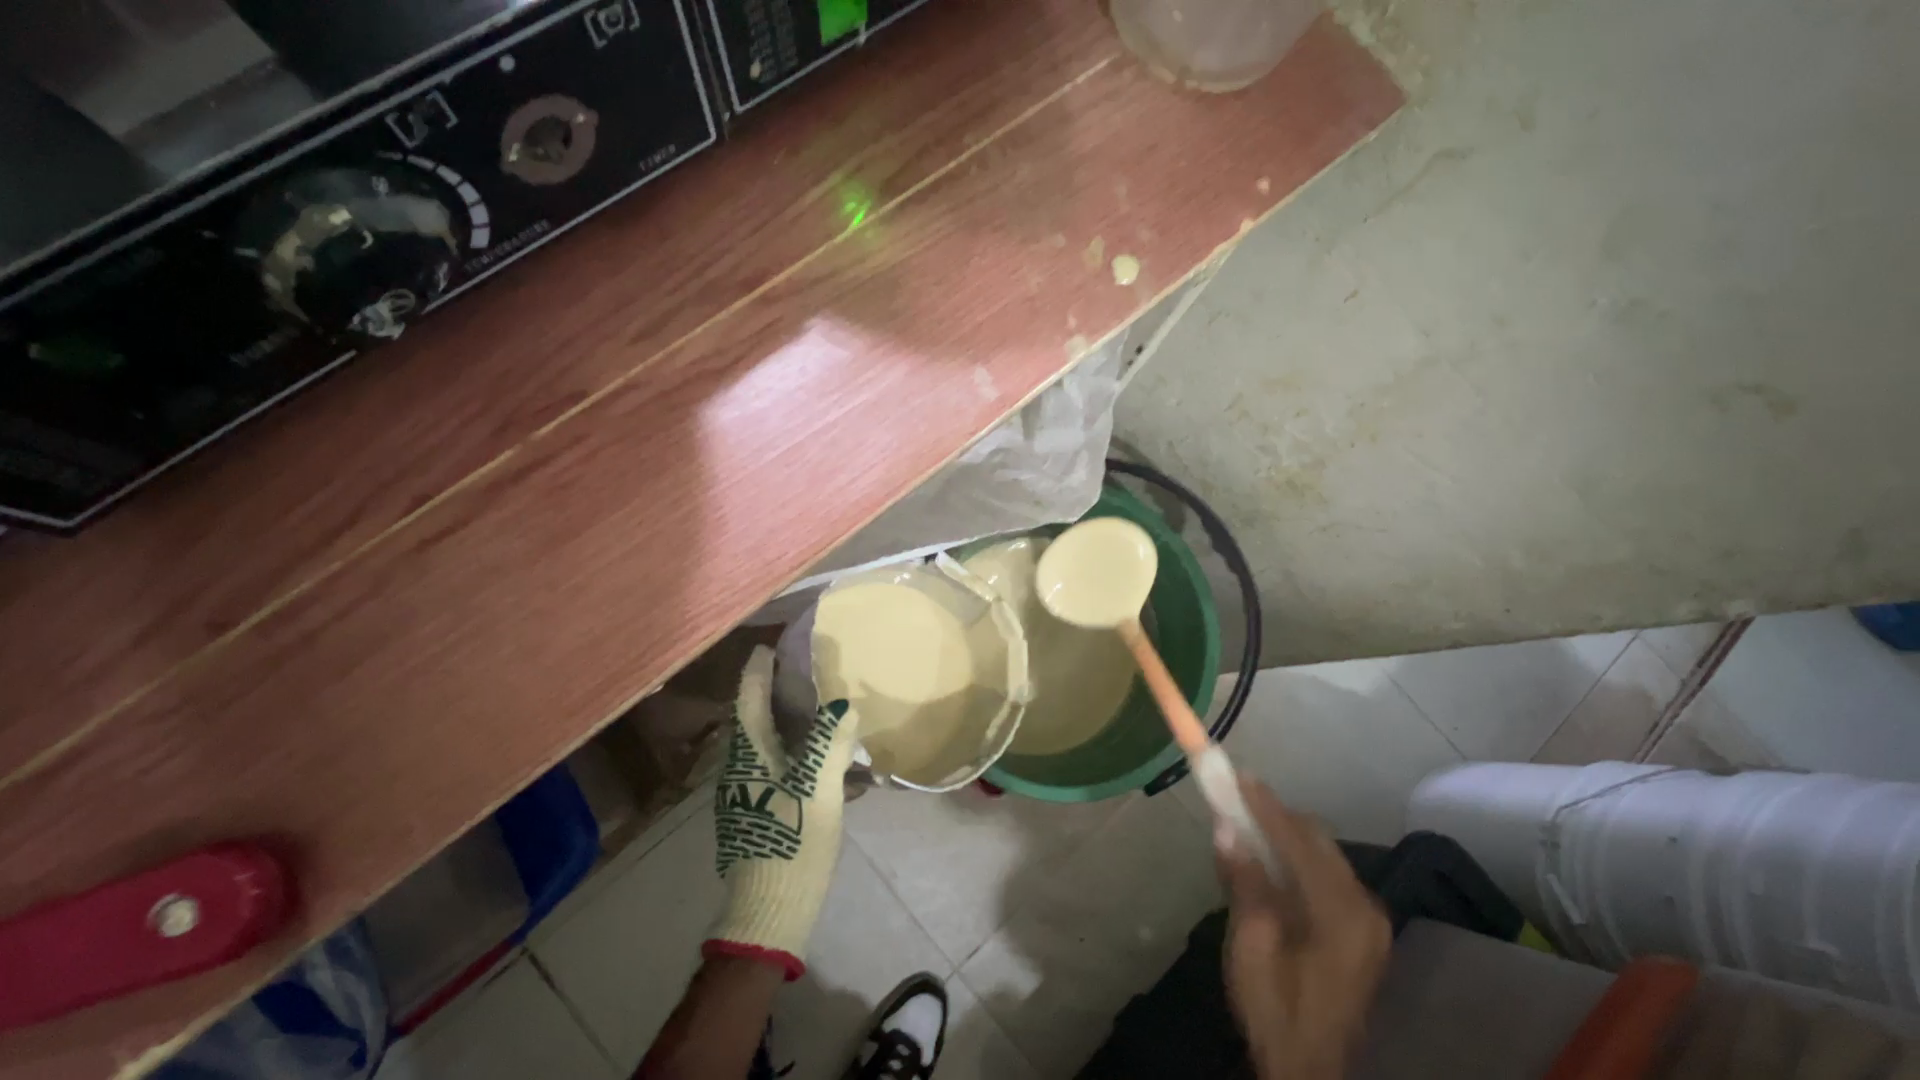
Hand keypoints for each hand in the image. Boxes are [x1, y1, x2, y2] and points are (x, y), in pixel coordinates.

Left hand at [704, 646, 861, 980]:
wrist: (769, 913)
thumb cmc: (790, 846)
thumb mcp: (818, 793)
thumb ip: (830, 746)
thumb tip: (843, 707)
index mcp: (749, 759)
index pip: (748, 701)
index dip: (757, 672)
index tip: (768, 646)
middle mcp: (742, 772)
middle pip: (759, 723)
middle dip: (781, 697)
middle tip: (811, 675)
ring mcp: (750, 797)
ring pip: (775, 751)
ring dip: (800, 733)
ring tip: (835, 721)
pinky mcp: (762, 818)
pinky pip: (785, 777)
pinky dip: (809, 767)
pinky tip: (846, 776)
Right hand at [1217, 778, 1390, 1079]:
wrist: (1308, 1067)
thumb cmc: (1275, 1008)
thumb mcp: (1249, 947)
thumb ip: (1244, 884)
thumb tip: (1226, 828)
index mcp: (1341, 913)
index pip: (1299, 841)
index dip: (1265, 806)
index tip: (1238, 775)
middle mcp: (1365, 907)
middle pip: (1319, 841)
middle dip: (1277, 816)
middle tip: (1236, 797)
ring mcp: (1369, 921)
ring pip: (1324, 856)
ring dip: (1286, 837)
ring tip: (1247, 824)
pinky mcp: (1362, 932)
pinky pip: (1328, 877)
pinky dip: (1297, 861)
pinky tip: (1270, 862)